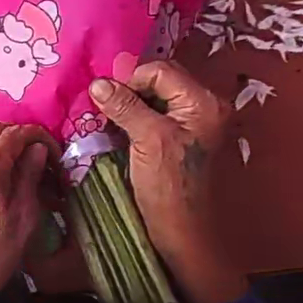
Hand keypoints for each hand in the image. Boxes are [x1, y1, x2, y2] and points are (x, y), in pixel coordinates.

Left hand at [0, 122, 52, 302]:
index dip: (41, 137)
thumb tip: (39, 150)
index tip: (57, 155)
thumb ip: (30, 175)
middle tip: (45, 160)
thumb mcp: (24, 215)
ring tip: (33, 172)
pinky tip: (15, 181)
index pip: (16, 132)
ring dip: (11, 148)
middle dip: (24, 138)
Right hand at [89, 61, 246, 302]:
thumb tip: (97, 83)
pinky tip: (119, 129)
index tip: (105, 100)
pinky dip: (136, 117)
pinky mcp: (182, 137)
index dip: (130, 80)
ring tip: (109, 119)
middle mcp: (204, 106)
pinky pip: (157, 114)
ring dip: (130, 104)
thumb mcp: (147, 140)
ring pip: (155, 97)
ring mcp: (194, 122)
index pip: (160, 71)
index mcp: (204, 102)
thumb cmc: (169, 187)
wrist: (182, 232)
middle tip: (104, 108)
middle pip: (159, 81)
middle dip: (130, 90)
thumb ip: (125, 107)